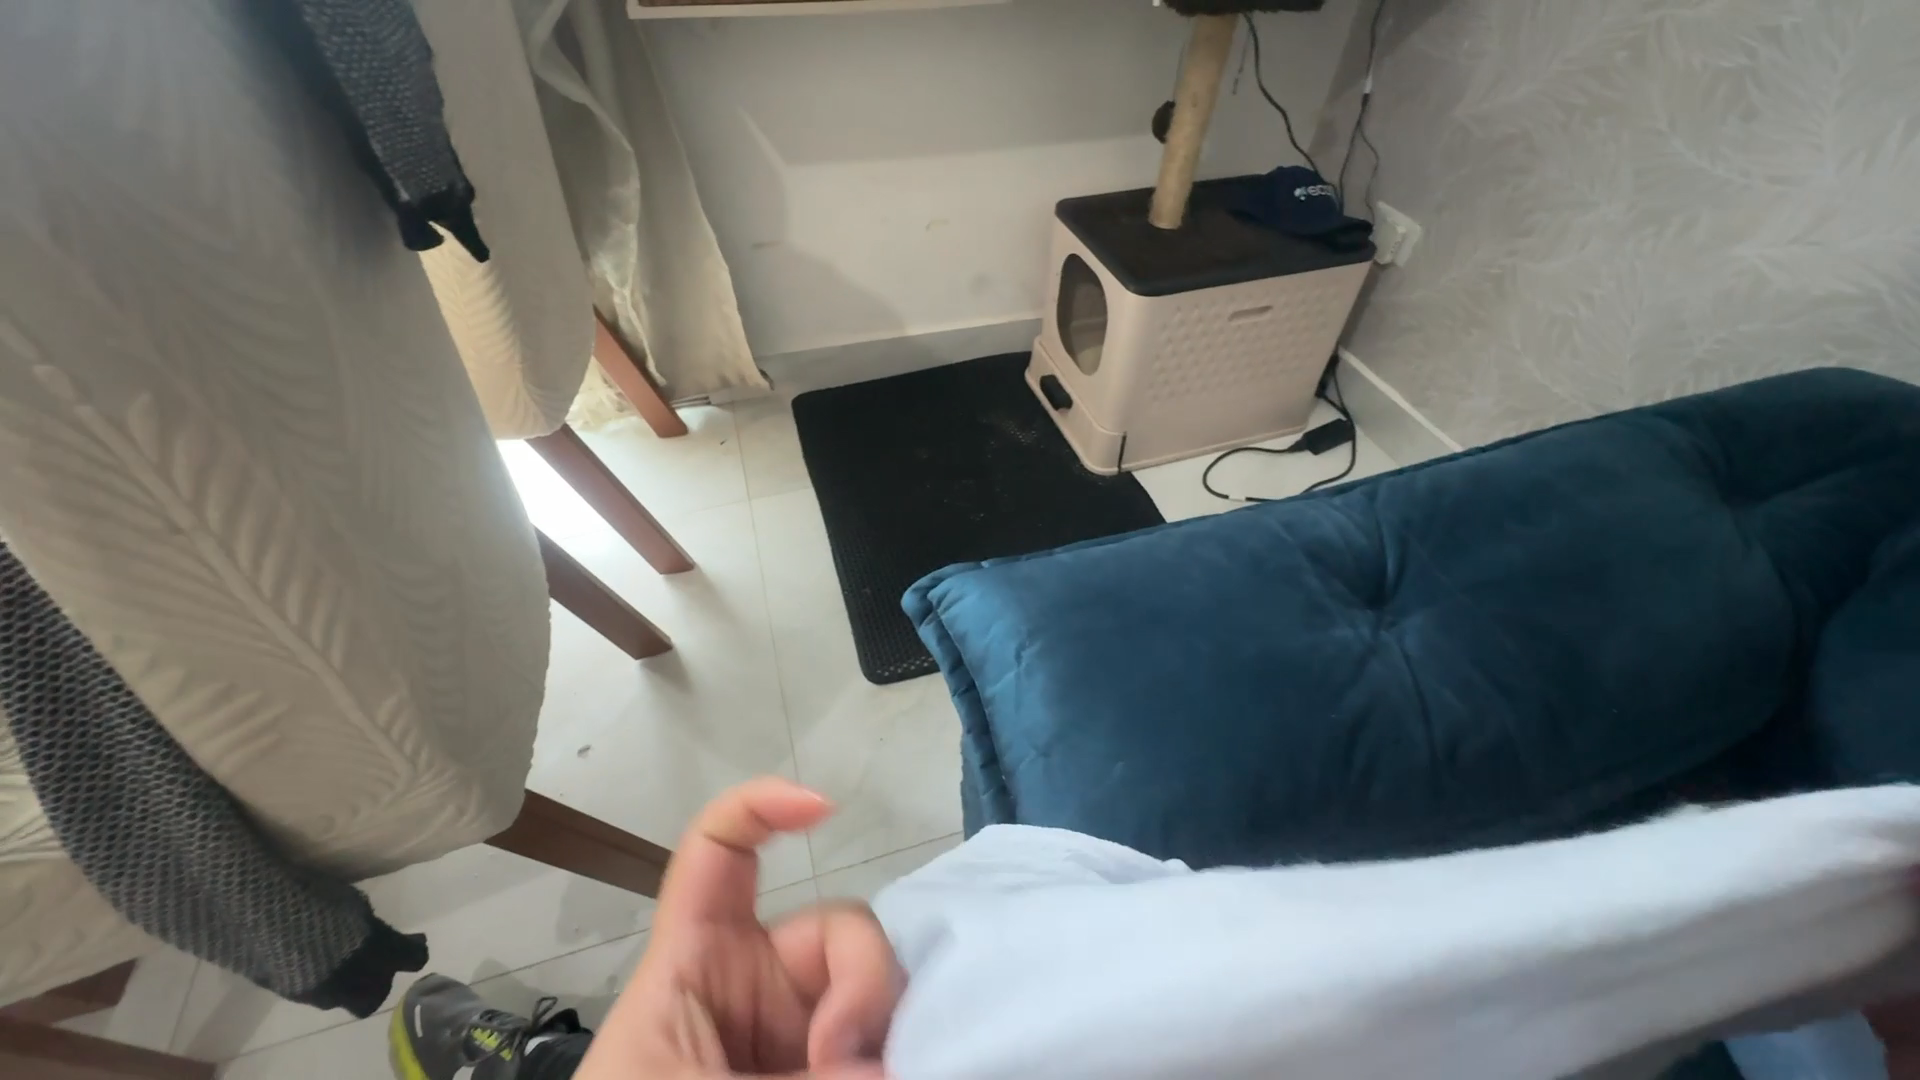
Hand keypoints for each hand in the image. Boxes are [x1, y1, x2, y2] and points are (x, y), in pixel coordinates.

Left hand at [574, 778, 902, 1078]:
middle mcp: (761, 981)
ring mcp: (805, 1029)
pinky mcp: (836, 1068)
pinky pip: (883, 1046)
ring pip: (874, 991)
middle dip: (862, 980)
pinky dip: (896, 1058)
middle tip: (844, 1061)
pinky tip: (900, 1070)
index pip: (720, 852)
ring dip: (884, 1036)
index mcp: (699, 960)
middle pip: (837, 930)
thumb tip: (887, 1068)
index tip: (825, 810)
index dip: (763, 807)